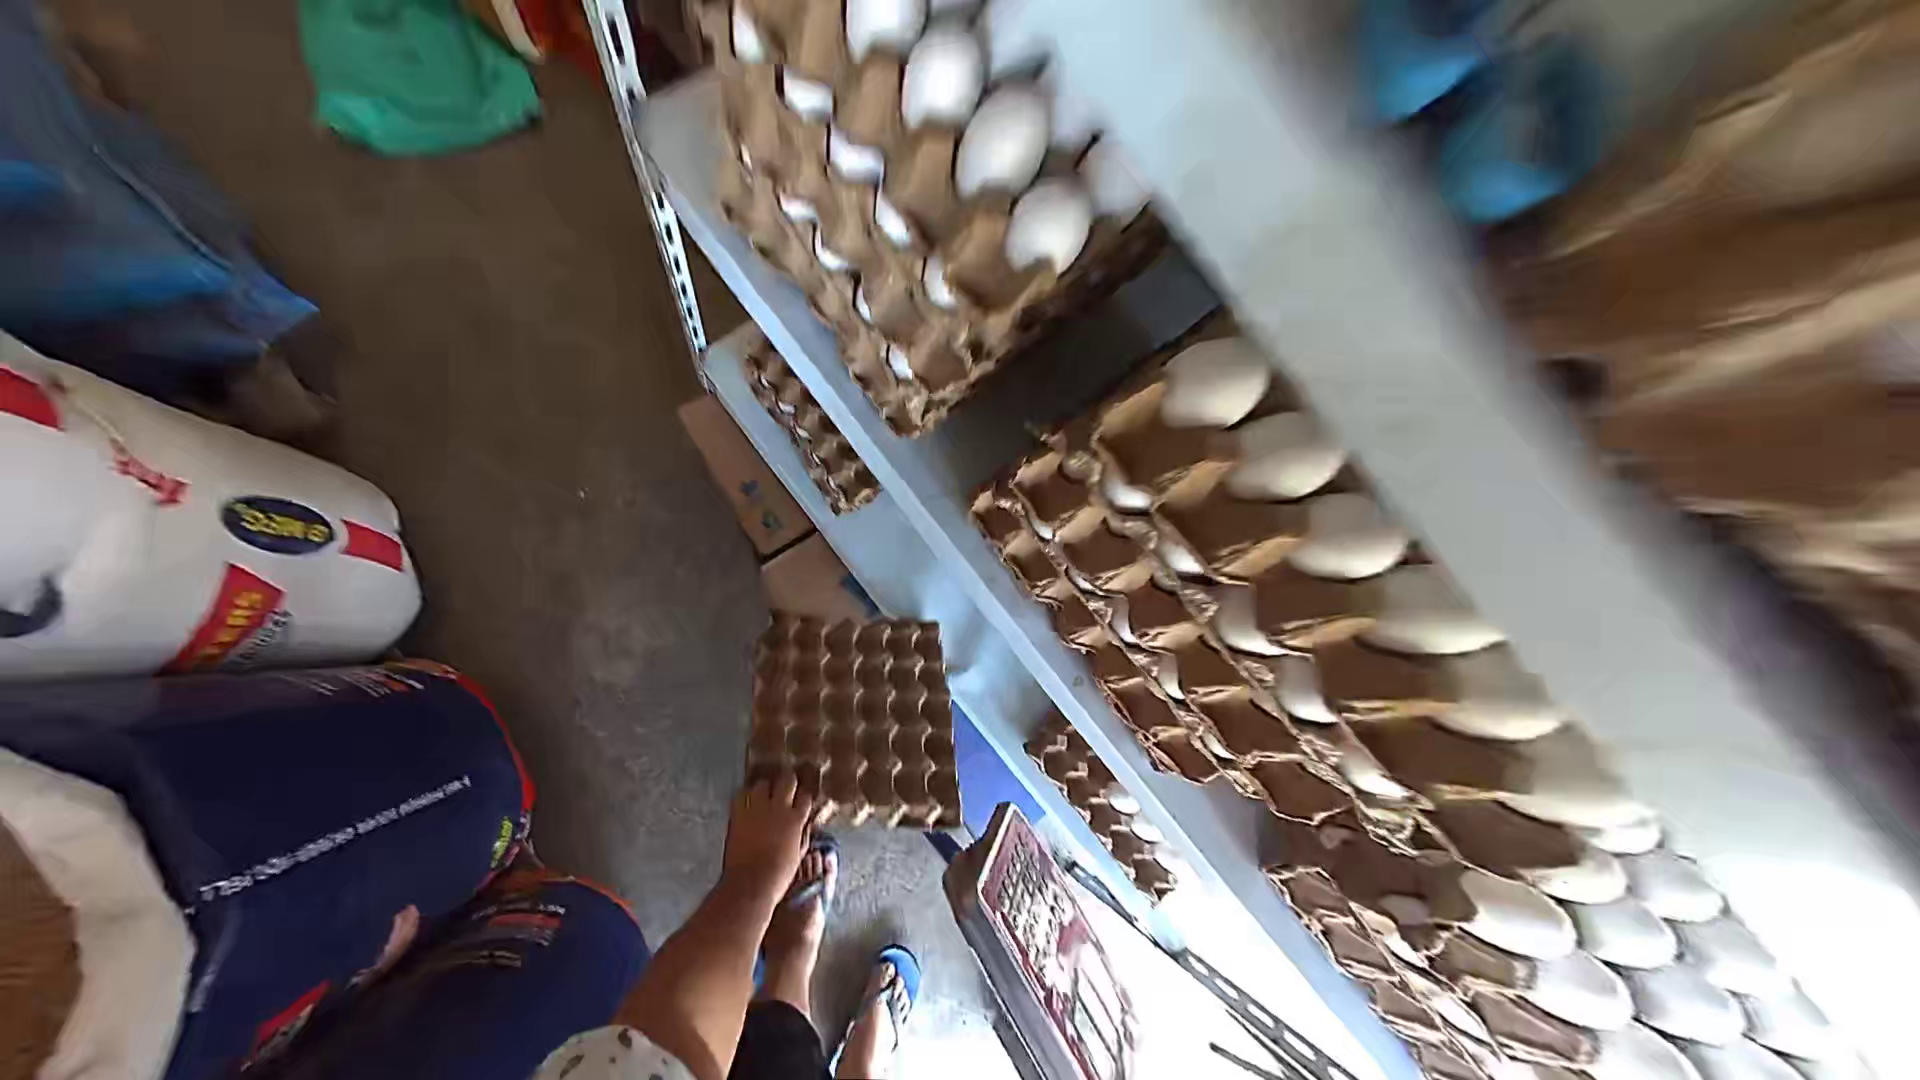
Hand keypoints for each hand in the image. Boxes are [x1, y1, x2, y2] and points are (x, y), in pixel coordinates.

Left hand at [719, 771, 814, 906]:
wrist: (749, 884)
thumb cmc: (778, 875)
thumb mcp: (798, 854)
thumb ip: (801, 835)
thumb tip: (803, 826)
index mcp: (796, 819)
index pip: (805, 795)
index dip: (804, 794)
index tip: (802, 796)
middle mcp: (779, 808)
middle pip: (787, 780)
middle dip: (788, 781)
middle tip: (786, 785)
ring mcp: (757, 809)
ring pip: (763, 783)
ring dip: (766, 786)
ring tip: (765, 791)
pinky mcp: (738, 814)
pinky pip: (741, 794)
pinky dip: (745, 795)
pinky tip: (747, 800)